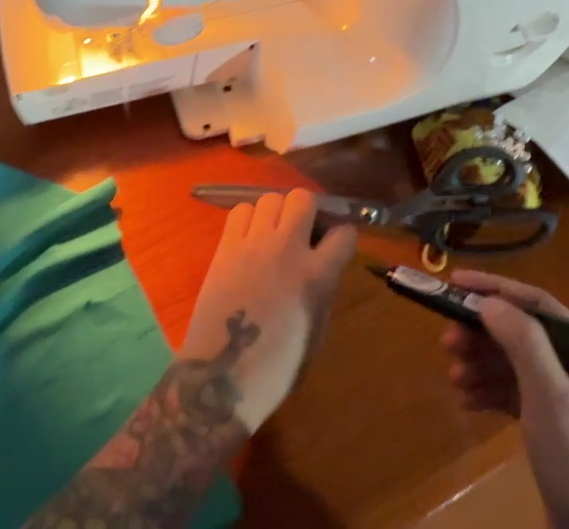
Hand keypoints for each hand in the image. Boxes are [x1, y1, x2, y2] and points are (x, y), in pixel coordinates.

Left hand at [178, 190, 356, 431]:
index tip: (335, 246)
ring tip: (273, 233)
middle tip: (302, 231)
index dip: (341, 238)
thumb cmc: (278, 364)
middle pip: (303, 198)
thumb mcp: (317, 327)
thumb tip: (321, 266)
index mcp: (317, 276)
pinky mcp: (225, 246)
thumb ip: (322, 288)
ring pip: (270, 198)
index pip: (343, 233)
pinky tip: (249, 238)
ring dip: (276, 211)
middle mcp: (287, 249)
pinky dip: (248, 218)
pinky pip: (240, 211)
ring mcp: (253, 243)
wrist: (225, 370)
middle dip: (308, 210)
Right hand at [441, 271, 568, 528]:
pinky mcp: (556, 429)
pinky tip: (468, 401)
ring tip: (453, 377)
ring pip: (516, 366)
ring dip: (482, 365)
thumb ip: (524, 345)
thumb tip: (489, 301)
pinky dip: (490, 393)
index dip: (495, 289)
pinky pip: (516, 395)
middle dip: (483, 334)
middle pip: (524, 335)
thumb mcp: (552, 402)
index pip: (539, 306)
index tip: (452, 283)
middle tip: (445, 340)